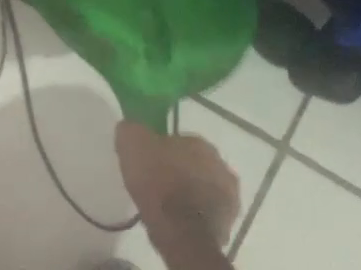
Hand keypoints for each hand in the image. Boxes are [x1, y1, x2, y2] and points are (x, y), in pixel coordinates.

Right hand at [115, 121, 240, 249]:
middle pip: (193, 163)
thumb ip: (132, 129)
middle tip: (154, 179)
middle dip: (177, 169)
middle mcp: (222, 166)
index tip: (146, 160)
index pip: (178, 140)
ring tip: (163, 201)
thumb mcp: (130, 142)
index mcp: (201, 144)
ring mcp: (230, 198)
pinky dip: (193, 212)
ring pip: (202, 187)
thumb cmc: (157, 180)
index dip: (159, 149)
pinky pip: (205, 210)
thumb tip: (134, 130)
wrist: (180, 231)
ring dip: (188, 191)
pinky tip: (174, 217)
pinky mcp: (228, 224)